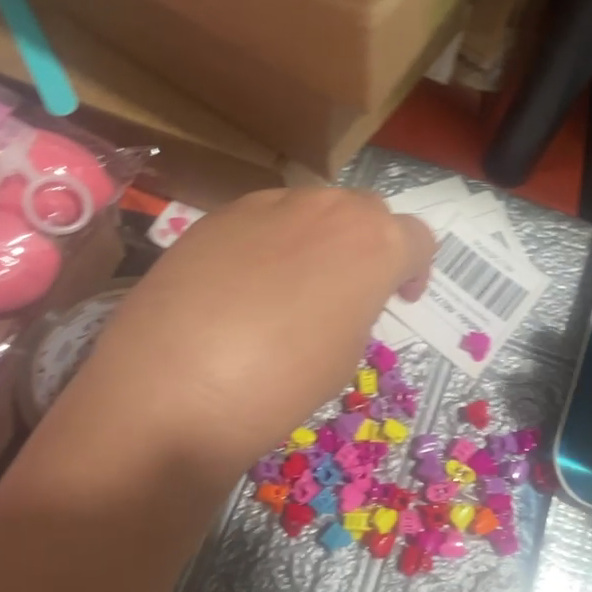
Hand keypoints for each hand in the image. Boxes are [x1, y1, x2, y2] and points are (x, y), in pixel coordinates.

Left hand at [61, 188, 432, 473]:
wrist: (174, 386)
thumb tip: (339, 297)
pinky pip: (260, 222)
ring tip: (291, 291)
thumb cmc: (282, 384)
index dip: (413, 269)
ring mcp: (266, 205)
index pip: (416, 238)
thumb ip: (357, 308)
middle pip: (365, 211)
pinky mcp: (215, 216)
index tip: (399, 299)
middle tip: (350, 291)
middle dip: (367, 245)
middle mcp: (326, 207)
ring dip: (316, 241)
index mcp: (374, 243)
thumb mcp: (345, 355)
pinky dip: (267, 246)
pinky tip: (241, 290)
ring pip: (310, 210)